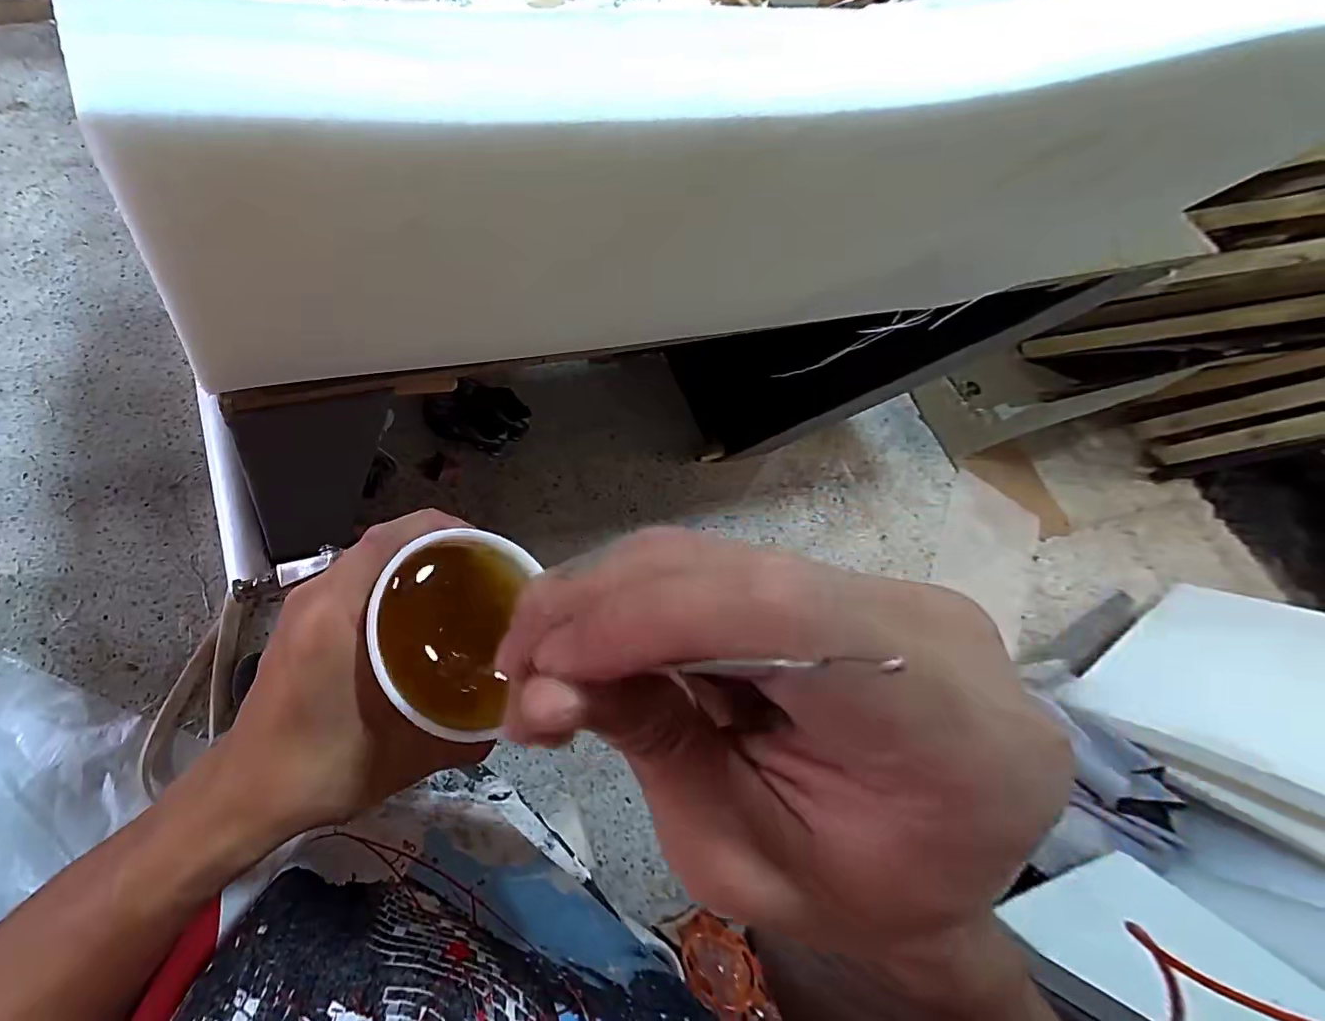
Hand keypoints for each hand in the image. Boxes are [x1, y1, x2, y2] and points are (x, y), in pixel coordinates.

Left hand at [217, 509, 494, 834]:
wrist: (251, 788)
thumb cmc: (319, 769)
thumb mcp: (402, 754)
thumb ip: (459, 734)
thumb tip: (500, 713)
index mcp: (334, 613)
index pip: (386, 540)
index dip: (438, 529)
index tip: (480, 546)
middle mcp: (314, 596)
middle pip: (377, 543)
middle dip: (430, 546)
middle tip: (476, 571)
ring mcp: (301, 606)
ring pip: (361, 562)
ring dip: (405, 564)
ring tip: (451, 589)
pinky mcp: (297, 622)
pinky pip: (348, 583)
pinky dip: (382, 584)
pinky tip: (411, 617)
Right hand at [496, 528, 1068, 973]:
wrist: (916, 867)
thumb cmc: (842, 892)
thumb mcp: (736, 854)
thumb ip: (648, 754)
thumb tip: (536, 692)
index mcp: (933, 716)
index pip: (772, 614)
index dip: (639, 621)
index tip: (544, 668)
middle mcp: (903, 618)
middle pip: (708, 568)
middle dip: (586, 610)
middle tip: (515, 672)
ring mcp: (855, 583)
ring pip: (683, 556)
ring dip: (587, 601)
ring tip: (537, 665)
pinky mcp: (806, 576)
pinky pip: (686, 567)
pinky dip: (614, 601)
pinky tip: (580, 644)